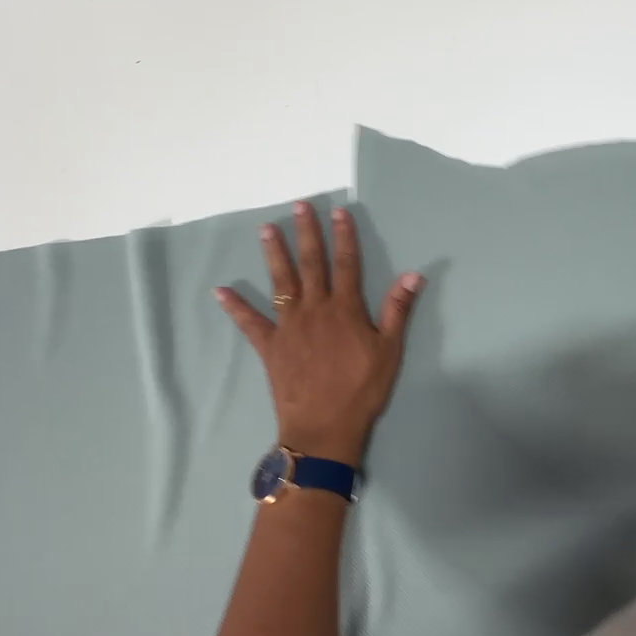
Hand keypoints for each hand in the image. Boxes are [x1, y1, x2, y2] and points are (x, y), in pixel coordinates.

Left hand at [215, 202, 423, 466]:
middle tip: (300, 206)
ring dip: (275, 254)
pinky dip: (235, 306)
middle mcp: (315, 309)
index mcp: (345, 309)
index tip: (339, 212)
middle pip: (311, 264)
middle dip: (307, 233)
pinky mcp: (271, 347)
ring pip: (281, 283)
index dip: (344, 237)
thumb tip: (414, 274)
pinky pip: (250, 323)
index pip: (347, 263)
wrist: (324, 428)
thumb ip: (398, 310)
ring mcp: (289, 327)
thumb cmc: (362, 390)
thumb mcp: (390, 350)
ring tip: (267, 229)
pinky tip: (221, 290)